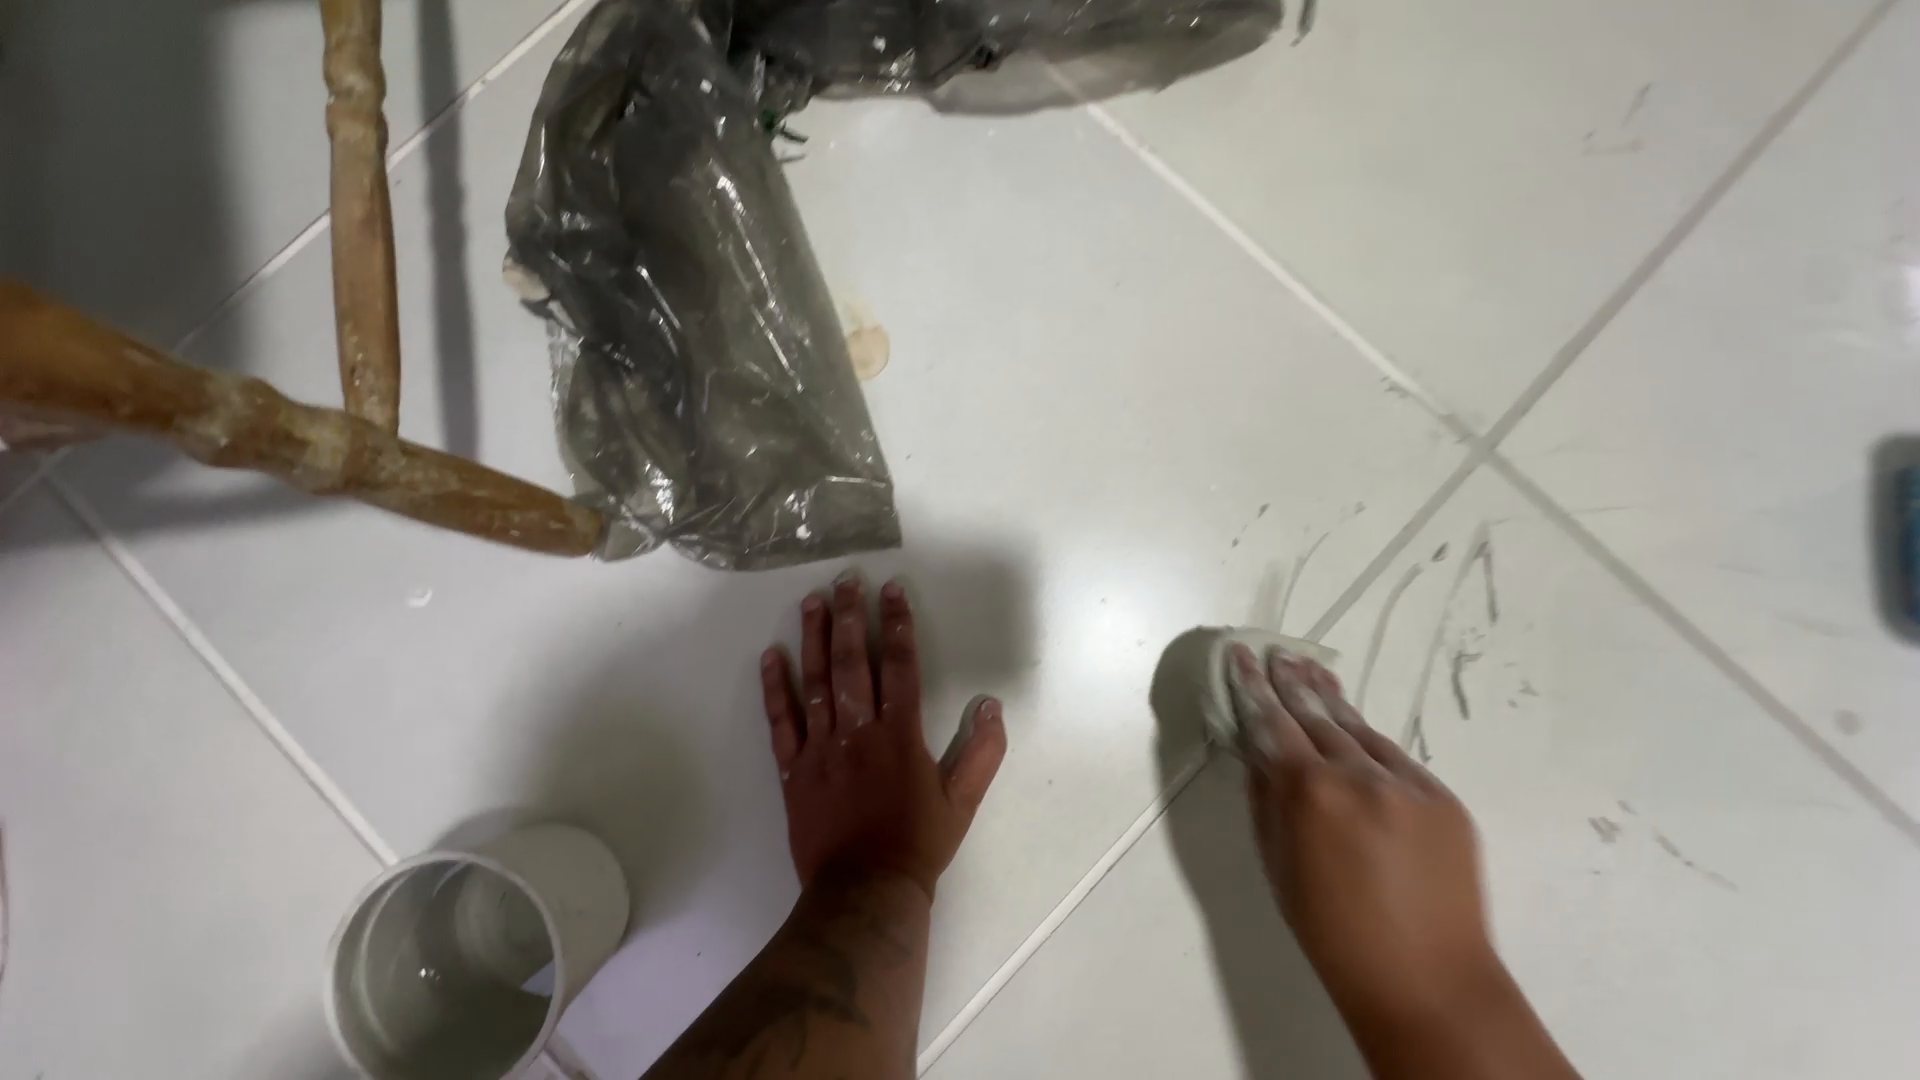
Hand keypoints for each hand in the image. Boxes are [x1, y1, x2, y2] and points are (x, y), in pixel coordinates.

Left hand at [760, 575, 1006, 899]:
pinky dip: (774, 688)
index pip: (899, 666)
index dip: (896, 625)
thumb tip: (991, 706)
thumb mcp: (962, 802)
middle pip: (851, 662)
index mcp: (900, 735)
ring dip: (812, 638)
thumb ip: (981, 753)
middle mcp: (859, 731)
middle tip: (845, 580)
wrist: (864, 892)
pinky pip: (781, 722)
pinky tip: (770, 656)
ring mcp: (821, 749)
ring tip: (811, 601)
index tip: (891, 591)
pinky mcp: (793, 770)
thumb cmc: (917, 844)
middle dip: (849, 617)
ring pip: (815, 682)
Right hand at [1230, 644, 1505, 1026]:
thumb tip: (1258, 751)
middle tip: (1278, 652)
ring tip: (1311, 669)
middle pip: (1318, 715)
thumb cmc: (1331, 930)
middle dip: (1292, 682)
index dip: (1253, 686)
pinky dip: (1368, 739)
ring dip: (1332, 699)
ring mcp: (1409, 784)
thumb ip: (1265, 797)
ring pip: (1359, 729)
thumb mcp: (1277, 863)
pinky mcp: (1443, 800)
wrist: (1427, 981)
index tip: (1241, 654)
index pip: (1273, 722)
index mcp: (1311, 792)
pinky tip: (1354, 727)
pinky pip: (1395, 758)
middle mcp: (1361, 775)